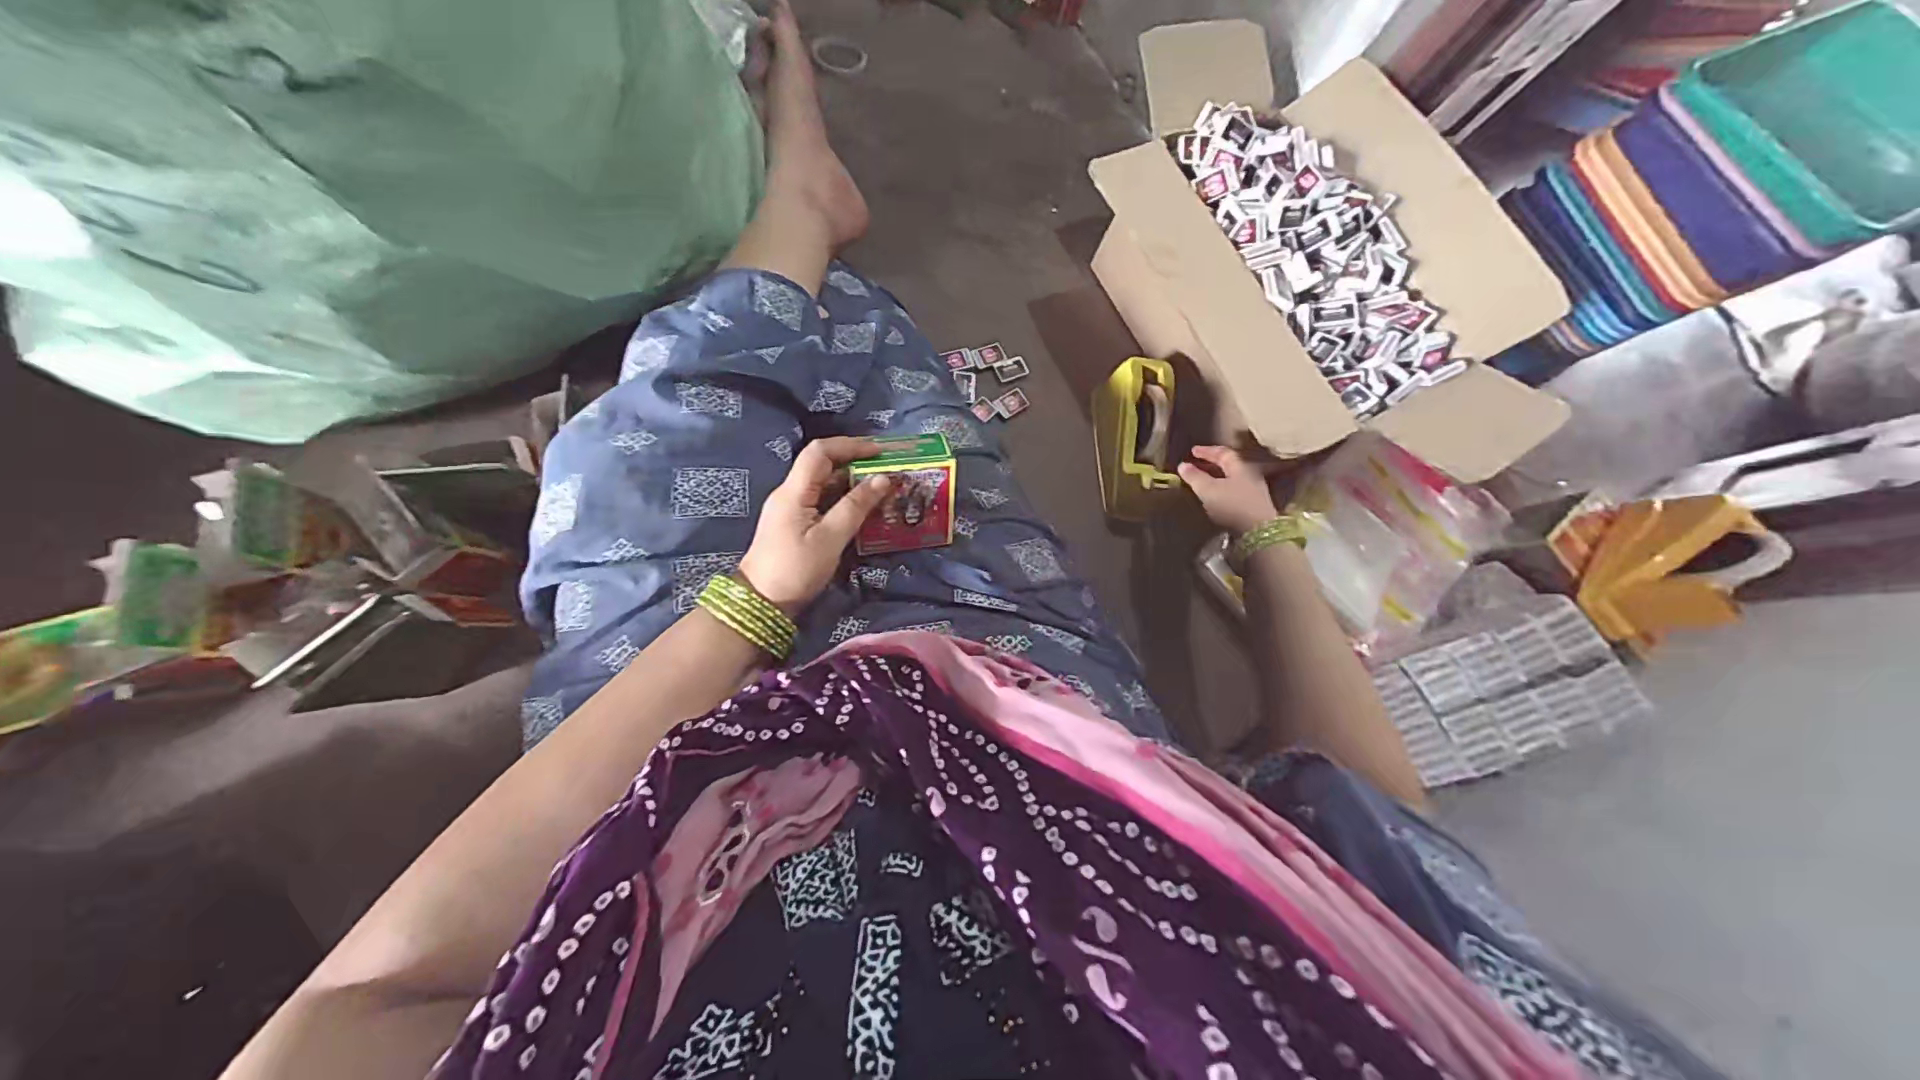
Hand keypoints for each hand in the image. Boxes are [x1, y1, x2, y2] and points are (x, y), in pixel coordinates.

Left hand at [738, 437, 890, 613]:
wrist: (761, 602)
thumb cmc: (796, 570)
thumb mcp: (830, 538)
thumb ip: (856, 506)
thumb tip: (882, 479)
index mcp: (794, 491)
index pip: (820, 452)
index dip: (850, 446)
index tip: (880, 452)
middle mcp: (790, 493)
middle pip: (823, 466)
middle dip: (856, 463)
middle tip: (887, 471)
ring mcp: (791, 509)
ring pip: (824, 485)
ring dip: (852, 483)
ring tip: (882, 490)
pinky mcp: (794, 524)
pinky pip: (822, 502)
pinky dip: (844, 500)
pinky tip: (864, 510)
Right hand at [1178, 445, 1280, 534]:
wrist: (1259, 531)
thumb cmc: (1232, 505)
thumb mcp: (1208, 489)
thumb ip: (1194, 477)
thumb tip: (1183, 465)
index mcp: (1239, 466)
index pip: (1222, 452)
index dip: (1206, 451)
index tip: (1193, 451)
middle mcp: (1249, 475)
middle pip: (1229, 465)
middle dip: (1211, 464)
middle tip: (1196, 464)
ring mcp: (1253, 490)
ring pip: (1231, 478)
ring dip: (1216, 478)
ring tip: (1202, 481)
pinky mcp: (1253, 505)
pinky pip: (1233, 491)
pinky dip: (1221, 489)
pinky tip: (1214, 496)